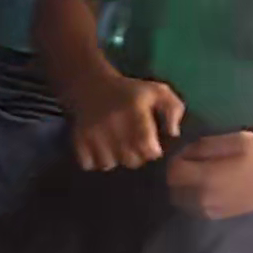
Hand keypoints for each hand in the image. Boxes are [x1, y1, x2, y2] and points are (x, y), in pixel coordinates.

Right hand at [67, 70, 185, 171]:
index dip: (151, 151)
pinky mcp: (79, 141)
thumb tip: (173, 133)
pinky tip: (100, 150)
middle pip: (129, 160)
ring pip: (109, 164)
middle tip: (134, 148)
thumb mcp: (157, 91)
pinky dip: (95, 162)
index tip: (152, 148)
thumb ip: (173, 109)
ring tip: (117, 149)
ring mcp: (94, 134)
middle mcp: (113, 123)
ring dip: (115, 160)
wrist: (91, 87)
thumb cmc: (129, 92)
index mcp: (135, 110)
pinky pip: (89, 164)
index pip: (146, 145)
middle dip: (135, 157)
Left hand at [167, 131, 252, 217]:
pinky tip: (208, 185)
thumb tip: (186, 151)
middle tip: (193, 162)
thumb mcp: (239, 140)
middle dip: (178, 173)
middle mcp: (202, 198)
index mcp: (206, 178)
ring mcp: (207, 210)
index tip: (186, 152)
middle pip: (173, 187)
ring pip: (180, 199)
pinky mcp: (214, 215)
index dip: (177, 160)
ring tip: (200, 173)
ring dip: (184, 186)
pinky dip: (193, 196)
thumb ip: (207, 146)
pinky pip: (192, 206)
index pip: (173, 172)